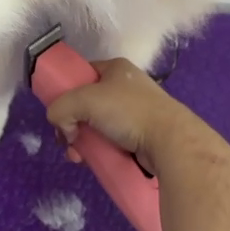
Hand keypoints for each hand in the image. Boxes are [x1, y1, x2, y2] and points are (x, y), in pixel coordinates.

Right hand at [45, 58, 217, 175]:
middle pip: (86, 104)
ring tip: (78, 157)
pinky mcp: (140, 135)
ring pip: (96, 126)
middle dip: (72, 124)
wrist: (170, 141)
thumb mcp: (84, 100)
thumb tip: (62, 127)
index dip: (66, 91)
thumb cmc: (127, 111)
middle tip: (67, 139)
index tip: (59, 111)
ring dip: (82, 141)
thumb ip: (60, 108)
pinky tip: (92, 161)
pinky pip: (110, 141)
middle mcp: (125, 87)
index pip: (82, 74)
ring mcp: (134, 112)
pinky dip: (98, 151)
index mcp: (115, 69)